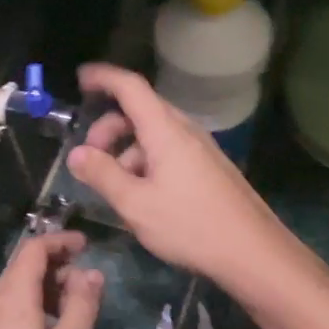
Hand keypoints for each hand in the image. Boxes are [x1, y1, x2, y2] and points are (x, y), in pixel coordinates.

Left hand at [0, 230, 103, 328]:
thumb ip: (82, 305)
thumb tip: (92, 273)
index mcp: (9, 299)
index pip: (32, 250)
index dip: (60, 241)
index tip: (86, 244)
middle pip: (20, 269)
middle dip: (54, 265)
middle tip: (86, 278)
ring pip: (12, 292)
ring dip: (43, 288)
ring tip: (72, 303)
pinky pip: (4, 313)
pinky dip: (29, 307)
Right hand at [66, 63, 299, 286]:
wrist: (252, 251)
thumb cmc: (190, 225)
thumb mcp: (136, 204)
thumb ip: (103, 175)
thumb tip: (76, 153)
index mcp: (165, 131)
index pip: (131, 87)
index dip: (103, 77)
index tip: (80, 79)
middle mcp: (185, 131)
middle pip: (141, 111)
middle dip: (109, 127)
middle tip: (90, 157)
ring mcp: (201, 150)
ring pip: (155, 135)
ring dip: (128, 150)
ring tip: (115, 187)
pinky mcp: (210, 169)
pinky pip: (170, 152)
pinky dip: (148, 162)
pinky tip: (142, 197)